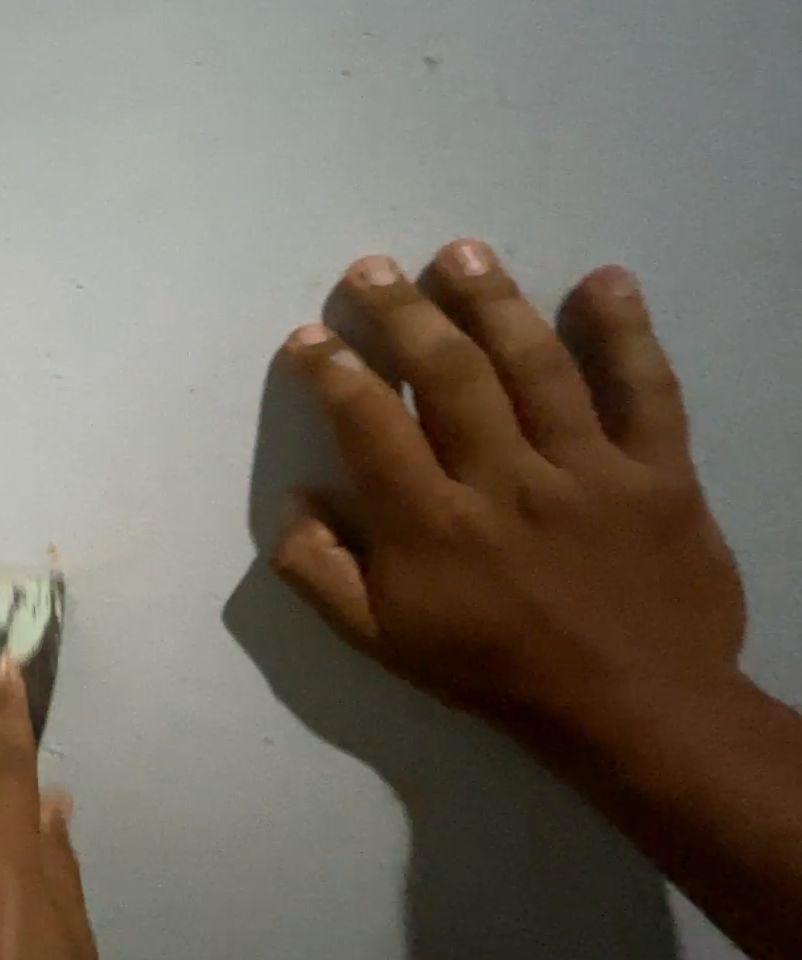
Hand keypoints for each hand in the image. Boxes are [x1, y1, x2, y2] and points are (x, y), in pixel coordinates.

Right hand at [272, 239, 745, 737]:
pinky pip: (650, 393)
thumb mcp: (370, 634)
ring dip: (494, 302)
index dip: (332, 372)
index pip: (370, 425)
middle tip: (371, 269)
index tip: (308, 336)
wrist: (633, 707)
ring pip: (538, 368)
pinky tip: (604, 280)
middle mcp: (504, 482)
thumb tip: (296, 495)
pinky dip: (628, 333)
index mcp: (429, 523)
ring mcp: (590, 473)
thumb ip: (314, 567)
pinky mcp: (662, 475)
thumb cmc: (482, 663)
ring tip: (459, 252)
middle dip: (403, 314)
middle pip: (450, 377)